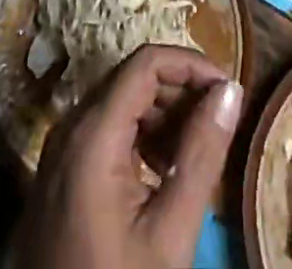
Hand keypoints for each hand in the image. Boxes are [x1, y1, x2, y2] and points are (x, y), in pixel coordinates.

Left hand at [12, 44, 244, 268]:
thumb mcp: (170, 229)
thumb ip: (201, 153)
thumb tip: (230, 90)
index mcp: (92, 133)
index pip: (146, 63)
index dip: (191, 64)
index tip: (229, 89)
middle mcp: (70, 126)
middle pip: (131, 77)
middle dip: (181, 90)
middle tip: (219, 122)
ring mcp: (61, 147)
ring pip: (120, 101)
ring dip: (164, 113)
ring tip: (197, 149)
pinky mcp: (62, 168)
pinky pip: (106, 129)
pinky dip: (141, 134)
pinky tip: (165, 168)